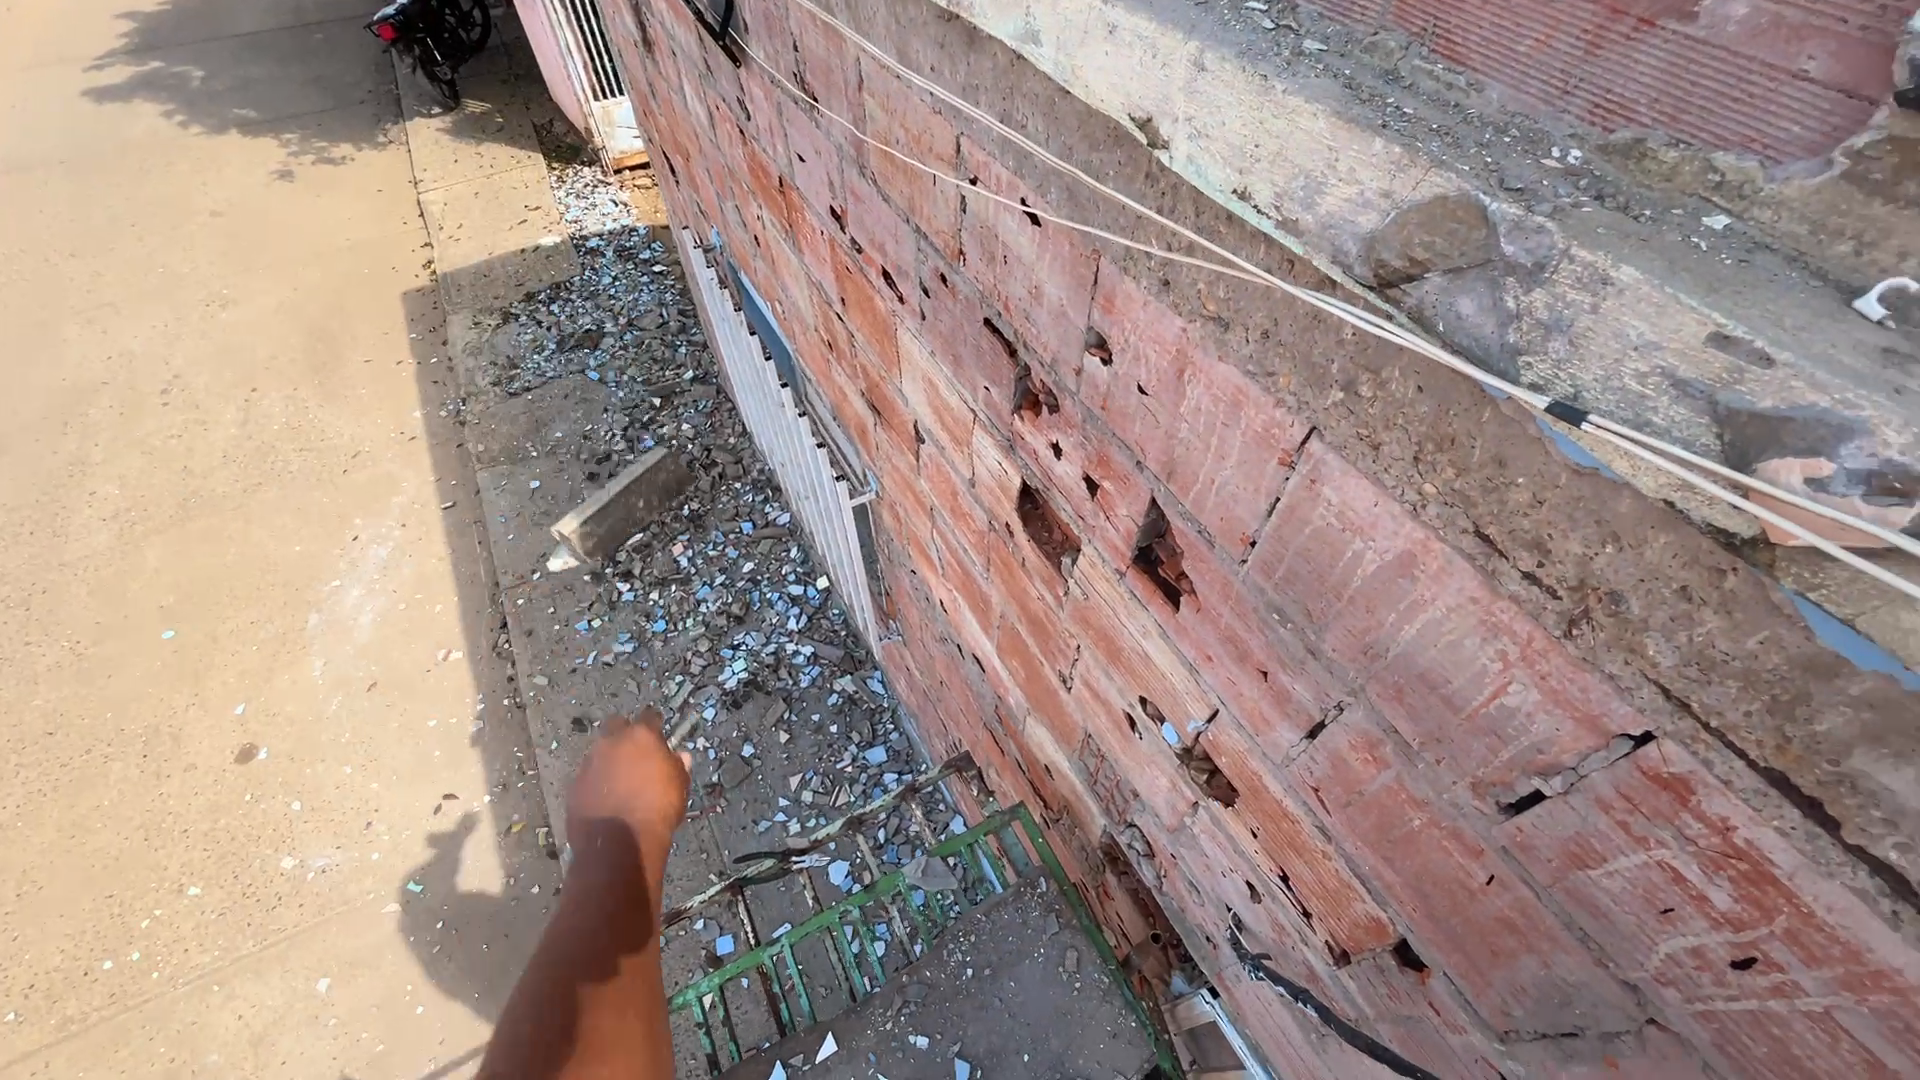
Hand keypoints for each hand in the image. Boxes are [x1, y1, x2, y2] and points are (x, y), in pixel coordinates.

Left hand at [566, 706, 691, 898]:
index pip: (650, 716)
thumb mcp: (679, 785)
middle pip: (616, 725)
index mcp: (641, 736)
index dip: (656, 723)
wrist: (618, 843)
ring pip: (599, 752)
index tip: (660, 731)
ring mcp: (589, 763)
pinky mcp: (574, 786)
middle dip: (625, 733)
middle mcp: (611, 742)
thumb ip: (678, 766)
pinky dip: (597, 781)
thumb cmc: (658, 809)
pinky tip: (606, 797)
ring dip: (609, 759)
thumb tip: (680, 756)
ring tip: (621, 778)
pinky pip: (588, 776)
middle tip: (636, 751)